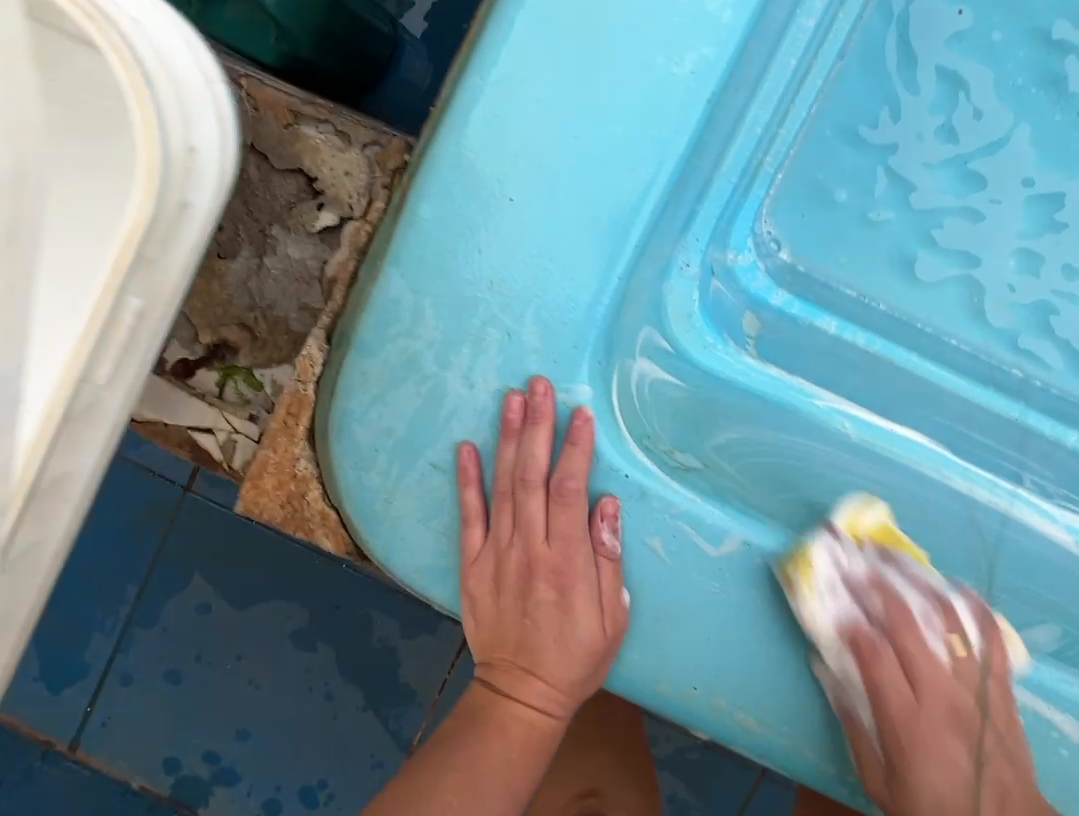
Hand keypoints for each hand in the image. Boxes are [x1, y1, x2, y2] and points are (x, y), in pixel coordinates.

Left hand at [454, 376, 628, 723]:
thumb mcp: (612, 616)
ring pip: (501, 486)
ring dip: (506, 439)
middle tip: (539, 385)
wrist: (520, 693)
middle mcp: (529, 548)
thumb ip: (607, 557)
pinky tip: (467, 447)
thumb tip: (606, 504)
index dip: (575, 448)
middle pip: (532, 476)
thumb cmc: (576, 655)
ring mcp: (495, 553)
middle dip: (537, 426)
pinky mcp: (471, 563)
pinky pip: (468, 516)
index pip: (569, 490)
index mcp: (567, 560)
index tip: (580, 413)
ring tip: (511, 399)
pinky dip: (466, 480)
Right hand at [836, 575, 1053, 815]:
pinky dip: (974, 608)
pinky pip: (991, 639)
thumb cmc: (932, 807)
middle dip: (874, 588)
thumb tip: (825, 674)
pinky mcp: (1001, 690)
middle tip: (854, 565)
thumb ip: (851, 725)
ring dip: (918, 584)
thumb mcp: (878, 781)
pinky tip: (956, 586)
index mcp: (906, 721)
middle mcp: (941, 695)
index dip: (850, 623)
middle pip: (904, 625)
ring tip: (896, 561)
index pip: (872, 653)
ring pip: (946, 620)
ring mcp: (975, 689)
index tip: (834, 607)